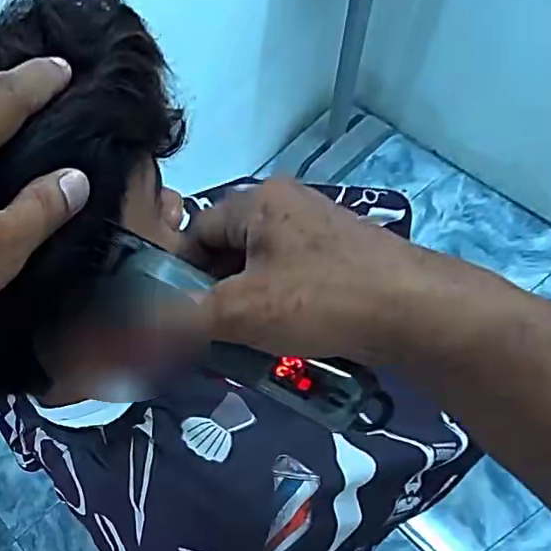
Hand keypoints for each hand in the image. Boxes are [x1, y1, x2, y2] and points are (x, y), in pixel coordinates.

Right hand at [183, 177, 474, 364]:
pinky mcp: (341, 263)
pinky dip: (276, 312)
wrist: (416, 313)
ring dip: (243, 310)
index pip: (194, 232)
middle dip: (211, 298)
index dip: (175, 274)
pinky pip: (290, 285)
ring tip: (239, 347)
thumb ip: (184, 318)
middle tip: (203, 339)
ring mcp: (318, 235)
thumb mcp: (242, 310)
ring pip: (258, 274)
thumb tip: (134, 330)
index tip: (171, 317)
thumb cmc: (322, 300)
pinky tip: (277, 342)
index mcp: (259, 203)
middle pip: (226, 254)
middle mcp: (288, 208)